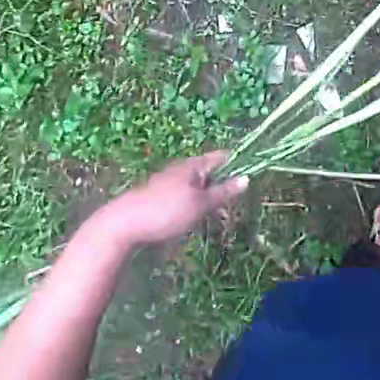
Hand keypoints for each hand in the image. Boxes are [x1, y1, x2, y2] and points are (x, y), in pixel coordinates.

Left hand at [84, 153, 246, 249]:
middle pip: (208, 169)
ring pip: (196, 182)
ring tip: (219, 207)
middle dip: (223, 179)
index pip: (220, 156)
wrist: (126, 222)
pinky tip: (195, 214)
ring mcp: (168, 180)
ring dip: (208, 192)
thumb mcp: (200, 204)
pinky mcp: (159, 194)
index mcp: (192, 165)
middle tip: (238, 194)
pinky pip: (184, 192)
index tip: (253, 168)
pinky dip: (195, 199)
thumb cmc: (167, 211)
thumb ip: (223, 192)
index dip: (237, 161)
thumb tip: (246, 178)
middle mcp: (180, 168)